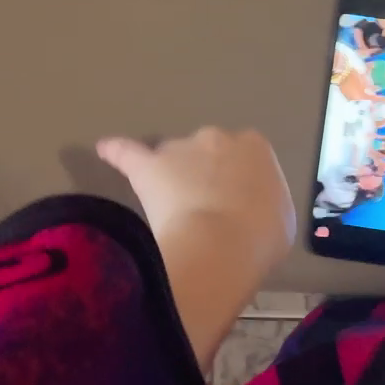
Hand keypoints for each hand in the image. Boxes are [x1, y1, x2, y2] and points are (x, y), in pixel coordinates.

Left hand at [96, 128, 296, 370]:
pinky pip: (128, 153)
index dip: (237, 184)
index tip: (235, 207)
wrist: (221, 247)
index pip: (245, 156)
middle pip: (208, 153)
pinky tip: (106, 149)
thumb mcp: (279, 223)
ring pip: (173, 159)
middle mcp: (219, 138)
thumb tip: (250, 213)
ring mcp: (181, 149)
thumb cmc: (260, 238)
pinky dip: (117, 151)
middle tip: (206, 213)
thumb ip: (263, 208)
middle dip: (205, 177)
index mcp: (256, 148)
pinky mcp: (148, 167)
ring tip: (169, 212)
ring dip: (172, 179)